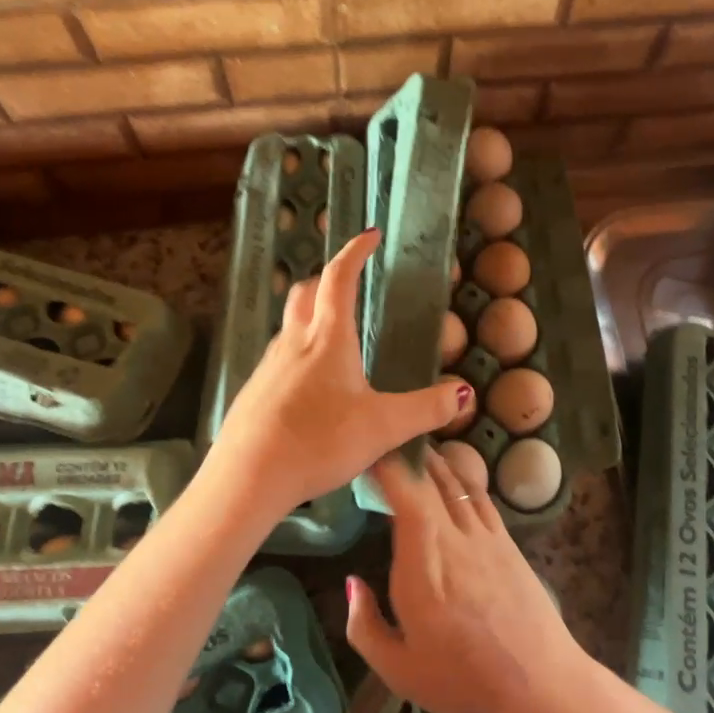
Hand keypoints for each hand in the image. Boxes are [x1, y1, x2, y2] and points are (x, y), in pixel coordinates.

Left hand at [207, 229, 470, 517]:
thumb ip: (426, 409)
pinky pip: (280, 358)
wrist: (247, 477)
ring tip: (335, 335)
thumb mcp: (383, 427)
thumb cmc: (318, 441)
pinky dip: (299, 352)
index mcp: (327, 338)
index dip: (355, 252)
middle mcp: (294, 343)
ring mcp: (269, 367)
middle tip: (350, 284)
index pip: (339, 279)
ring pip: (290, 325)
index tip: (370, 235)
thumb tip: (466, 393)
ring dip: (311, 316)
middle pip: (305, 293)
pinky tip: (311, 385)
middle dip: (327, 280)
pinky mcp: (255, 393)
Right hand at [345, 449, 588, 712]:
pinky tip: (450, 471)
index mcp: (422, 559)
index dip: (384, 461)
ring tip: (411, 445)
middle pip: (429, 475)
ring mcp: (485, 534)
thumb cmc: (463, 681)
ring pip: (455, 479)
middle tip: (381, 440)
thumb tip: (353, 583)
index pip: (403, 488)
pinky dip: (460, 475)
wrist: (541, 687)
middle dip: (404, 451)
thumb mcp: (397, 669)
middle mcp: (453, 534)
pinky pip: (479, 495)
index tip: (363, 450)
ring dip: (432, 458)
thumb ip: (364, 624)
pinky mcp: (507, 541)